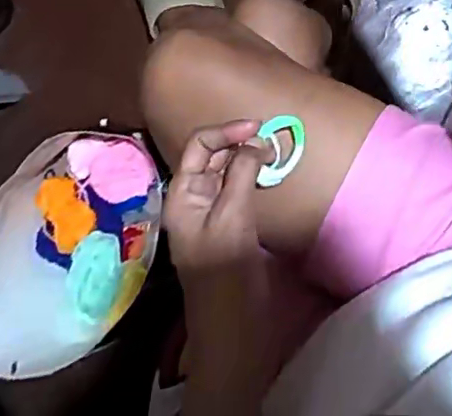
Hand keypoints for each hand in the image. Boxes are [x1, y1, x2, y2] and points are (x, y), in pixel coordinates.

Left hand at [163, 120, 271, 277]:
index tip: (257, 127)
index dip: (226, 131)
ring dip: (245, 155)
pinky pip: (234, 186)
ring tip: (269, 150)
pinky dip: (250, 173)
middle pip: (210, 154)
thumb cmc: (225, 269)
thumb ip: (242, 172)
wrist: (229, 324)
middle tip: (268, 137)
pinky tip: (265, 172)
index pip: (199, 145)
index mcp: (182, 194)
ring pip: (224, 169)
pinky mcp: (225, 222)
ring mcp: (208, 210)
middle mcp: (191, 197)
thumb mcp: (233, 215)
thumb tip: (257, 141)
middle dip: (237, 140)